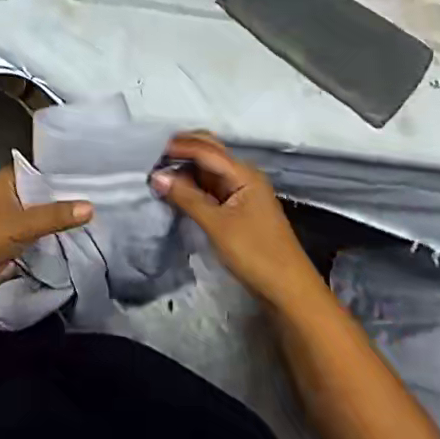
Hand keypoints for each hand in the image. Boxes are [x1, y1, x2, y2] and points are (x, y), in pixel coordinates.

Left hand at [0, 167, 91, 296]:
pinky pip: (41, 232)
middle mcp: (13, 192)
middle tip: (107, 198)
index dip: (69, 172)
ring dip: (64, 218)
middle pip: (47, 192)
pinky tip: (80, 236)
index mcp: (10, 177)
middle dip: (70, 197)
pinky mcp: (15, 238)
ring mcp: (14, 216)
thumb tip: (91, 206)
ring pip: (45, 214)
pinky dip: (55, 235)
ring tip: (102, 216)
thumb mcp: (20, 223)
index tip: (99, 174)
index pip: (46, 169)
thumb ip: (54, 216)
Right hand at [151, 132, 314, 305]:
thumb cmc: (256, 255)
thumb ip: (186, 197)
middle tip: (153, 156)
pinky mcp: (237, 208)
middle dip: (183, 150)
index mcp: (243, 174)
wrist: (289, 291)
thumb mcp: (217, 225)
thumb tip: (156, 176)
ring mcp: (241, 192)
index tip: (150, 150)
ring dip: (186, 168)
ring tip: (158, 171)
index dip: (178, 147)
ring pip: (208, 169)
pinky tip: (176, 188)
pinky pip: (210, 186)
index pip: (206, 150)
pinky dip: (193, 184)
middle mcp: (243, 176)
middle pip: (209, 152)